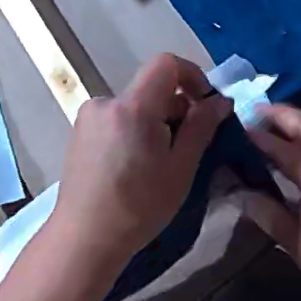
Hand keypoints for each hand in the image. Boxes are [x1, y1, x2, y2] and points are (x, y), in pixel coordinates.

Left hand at [47, 54, 233, 284]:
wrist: (85, 237)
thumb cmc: (139, 206)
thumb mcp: (181, 168)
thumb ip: (201, 126)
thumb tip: (220, 101)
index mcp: (132, 106)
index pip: (166, 63)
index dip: (192, 75)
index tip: (205, 105)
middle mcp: (106, 101)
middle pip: (151, 86)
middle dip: (175, 107)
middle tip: (188, 145)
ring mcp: (89, 116)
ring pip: (135, 105)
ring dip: (155, 121)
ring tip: (160, 161)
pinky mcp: (80, 132)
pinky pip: (117, 118)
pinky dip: (134, 130)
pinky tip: (135, 165)